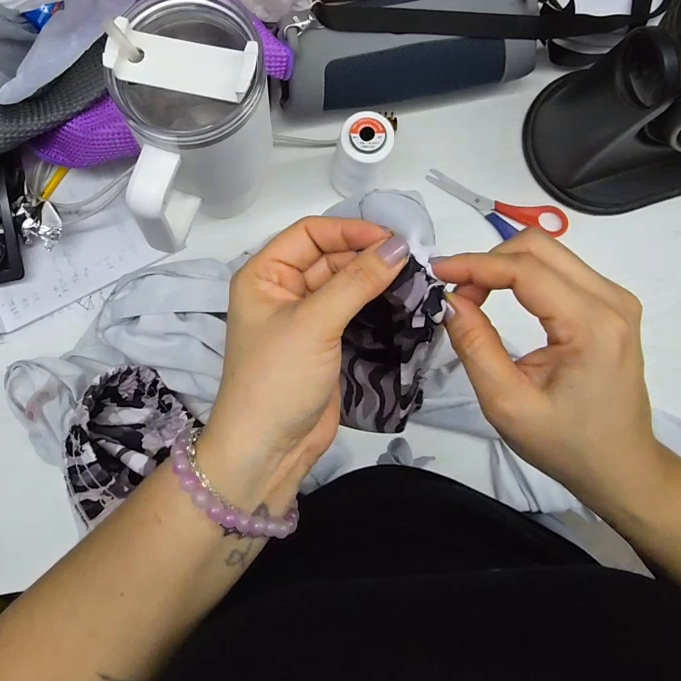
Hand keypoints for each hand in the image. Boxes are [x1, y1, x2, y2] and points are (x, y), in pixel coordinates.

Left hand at [200, 217, 410, 505]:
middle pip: (331, 257)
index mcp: (264, 275)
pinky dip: (378, 306)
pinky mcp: (326, 343)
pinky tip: (406, 303)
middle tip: (415, 260)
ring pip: (346, 284)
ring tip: (417, 279)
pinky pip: (354, 312)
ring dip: (377, 280)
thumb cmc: (276, 380)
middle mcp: (282, 290)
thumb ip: (357, 281)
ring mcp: (305, 318)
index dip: (350, 230)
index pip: (310, 234)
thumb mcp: (315, 324)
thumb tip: (399, 246)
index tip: (393, 238)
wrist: (267, 450)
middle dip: (369, 255)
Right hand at [431, 229, 665, 508]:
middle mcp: (612, 301)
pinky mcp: (611, 304)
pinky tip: (500, 298)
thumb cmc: (566, 443)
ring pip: (548, 252)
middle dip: (488, 260)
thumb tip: (450, 299)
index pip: (526, 270)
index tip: (435, 272)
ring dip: (503, 265)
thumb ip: (475, 346)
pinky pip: (559, 268)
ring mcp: (616, 299)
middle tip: (456, 292)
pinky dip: (522, 274)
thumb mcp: (507, 403)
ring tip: (473, 297)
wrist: (621, 467)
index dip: (475, 264)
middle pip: (539, 246)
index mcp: (592, 325)